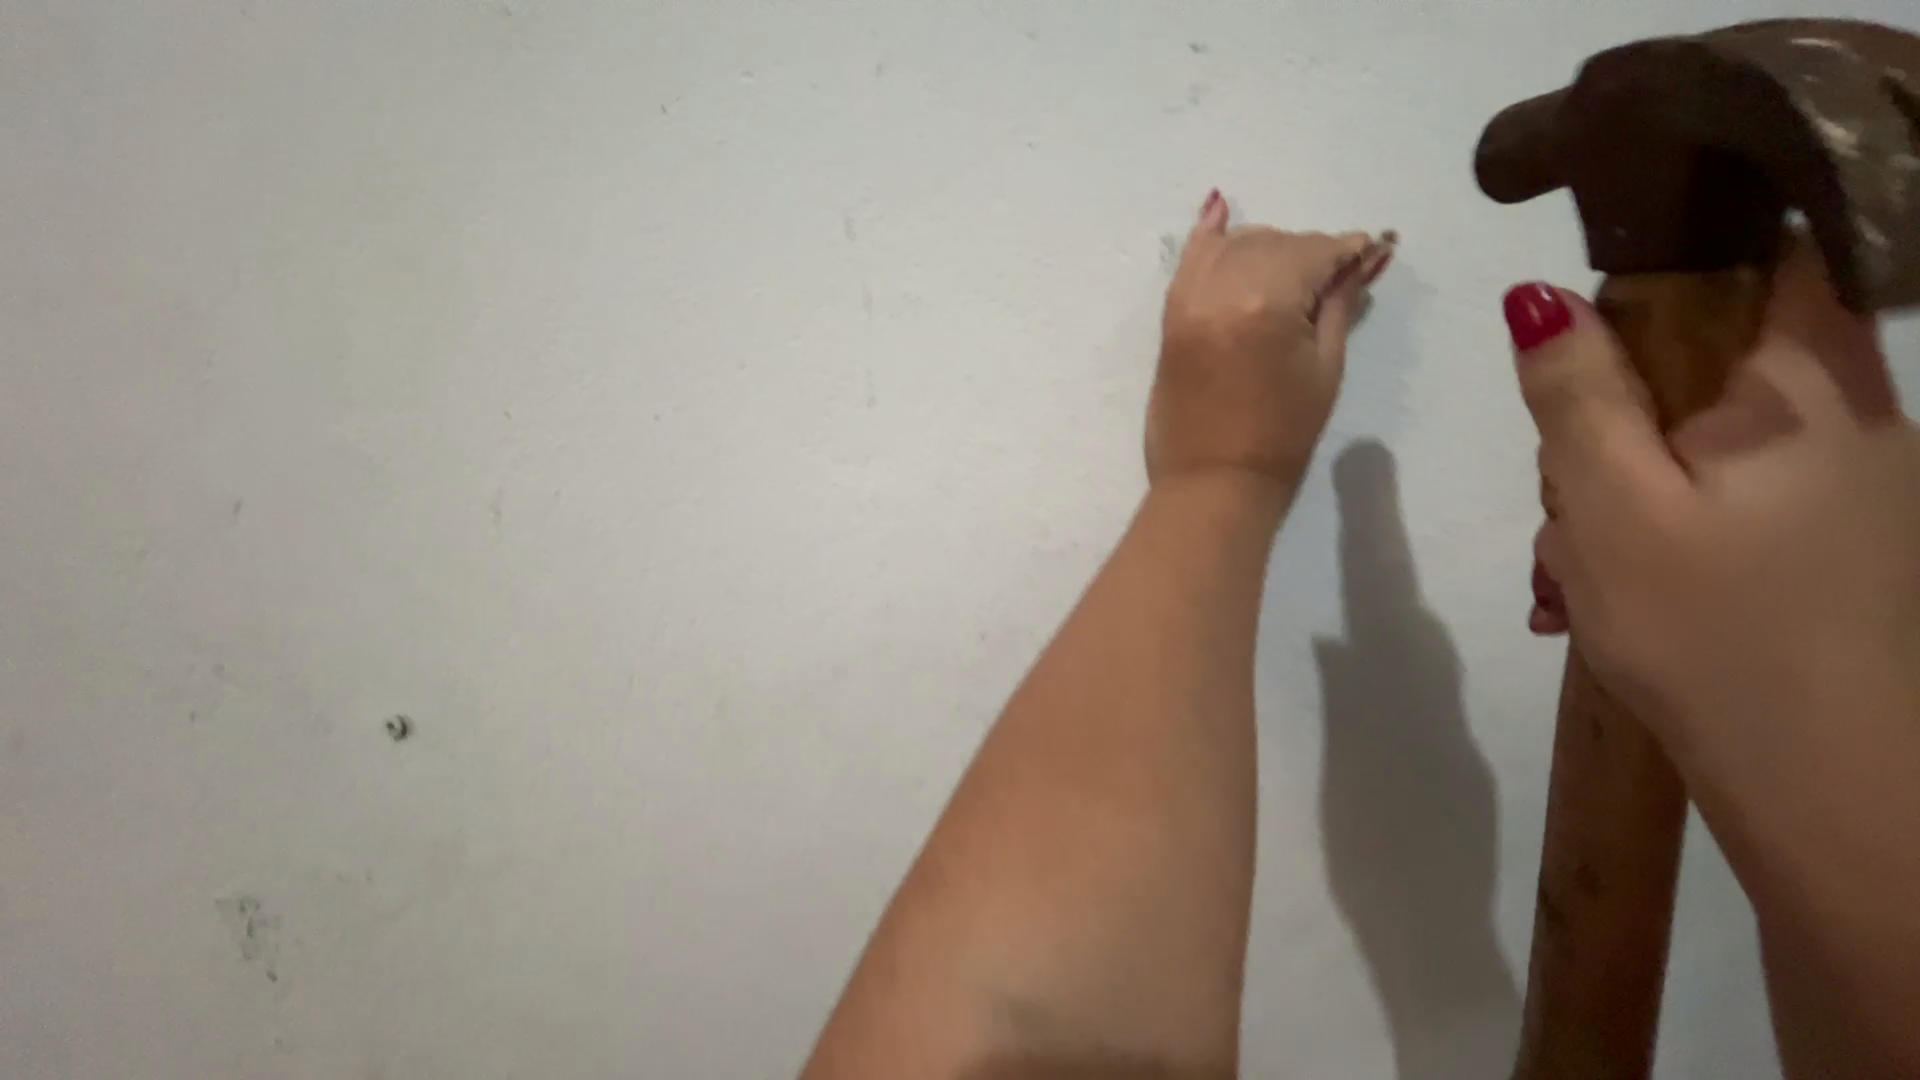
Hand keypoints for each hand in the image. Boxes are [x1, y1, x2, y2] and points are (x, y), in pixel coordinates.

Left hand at [1147, 190, 1393, 489]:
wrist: (1212, 481)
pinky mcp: (1170, 320)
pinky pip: (1187, 265)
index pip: (1313, 252)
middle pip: (1271, 244)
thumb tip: (1358, 261)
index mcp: (1266, 302)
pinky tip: (1218, 211)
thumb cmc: (1281, 435)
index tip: (1367, 252)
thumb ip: (1337, 304)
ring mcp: (1188, 303)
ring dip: (1264, 247)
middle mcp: (1220, 290)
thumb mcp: (1324, 367)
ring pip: (1232, 247)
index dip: (1344, 251)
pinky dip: (1205, 239)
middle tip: (1330, 274)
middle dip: (1305, 252)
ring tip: (1288, 270)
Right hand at [1510, 238, 1919, 809]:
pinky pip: (1716, 488)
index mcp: (1804, 387)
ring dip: (1619, 479)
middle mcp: (1845, 414)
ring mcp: (1842, 478)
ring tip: (1583, 560)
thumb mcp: (1609, 504)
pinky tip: (1614, 581)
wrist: (1819, 776)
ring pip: (1695, 431)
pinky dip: (1654, 520)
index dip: (1658, 277)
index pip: (1750, 262)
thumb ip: (1575, 395)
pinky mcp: (1826, 531)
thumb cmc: (1705, 626)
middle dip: (1610, 410)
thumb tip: (1539, 297)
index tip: (1585, 348)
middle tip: (1569, 490)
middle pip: (1701, 357)